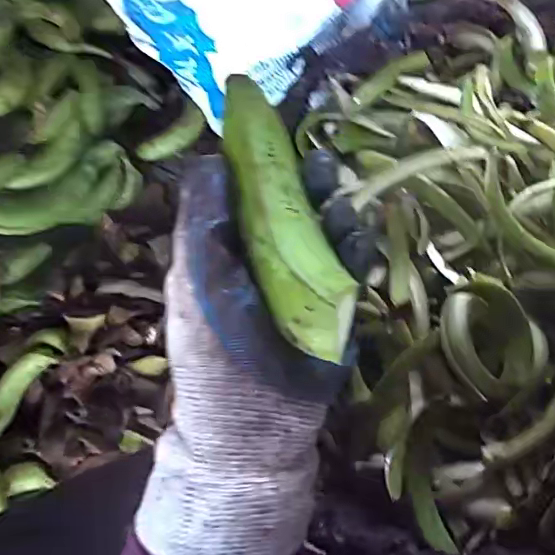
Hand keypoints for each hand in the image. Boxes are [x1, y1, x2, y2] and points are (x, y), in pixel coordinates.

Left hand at [133, 157, 339, 554]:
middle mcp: (271, 251)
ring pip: (326, 225)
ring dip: (335, 203)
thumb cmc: (212, 353)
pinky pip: (353, 261)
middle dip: (307, 176)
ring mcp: (307, 275)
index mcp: (231, 243)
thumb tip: (207, 159)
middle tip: (320, 159)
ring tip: (339, 189)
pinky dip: (358, 242)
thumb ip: (200, 223)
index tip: (275, 126)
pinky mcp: (337, 299)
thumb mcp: (195, 283)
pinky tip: (358, 231)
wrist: (253, 428)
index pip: (248, 187)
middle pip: (293, 200)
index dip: (260, 156)